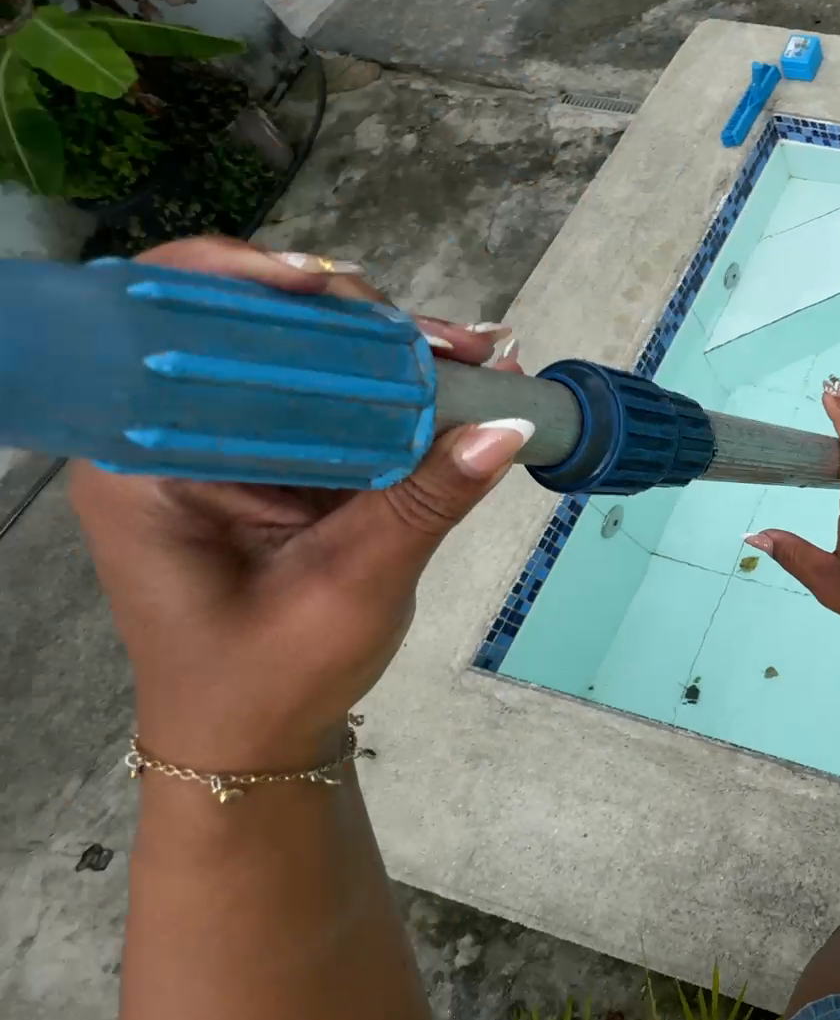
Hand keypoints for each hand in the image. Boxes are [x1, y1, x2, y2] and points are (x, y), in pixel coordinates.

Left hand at [68, 237, 528, 772]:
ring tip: (482, 357)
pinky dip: (413, 398)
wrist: (261, 734)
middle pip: (259, 340)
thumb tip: (509, 426)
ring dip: (402, 358)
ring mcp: (248, 453)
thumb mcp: (355, 584)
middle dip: (360, 325)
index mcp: (149, 462)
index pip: (169, 334)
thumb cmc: (273, 671)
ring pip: (319, 372)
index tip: (337, 288)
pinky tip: (470, 384)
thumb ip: (427, 500)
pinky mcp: (297, 469)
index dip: (244, 286)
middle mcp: (188, 440)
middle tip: (452, 340)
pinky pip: (353, 414)